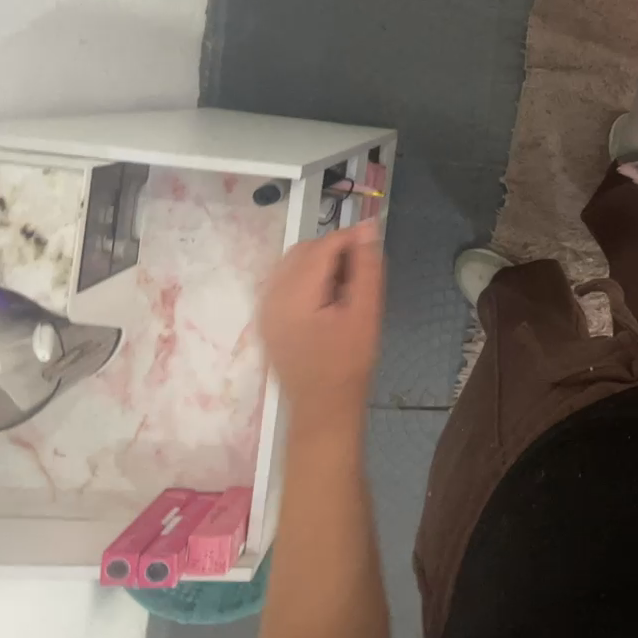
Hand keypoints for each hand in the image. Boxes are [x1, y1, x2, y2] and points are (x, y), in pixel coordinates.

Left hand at [258, 220, 383, 427]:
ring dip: (320, 263)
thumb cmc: (349, 362)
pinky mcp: (265, 319)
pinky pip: (284, 282)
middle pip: (302, 250)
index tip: (374, 244)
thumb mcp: (366, 312)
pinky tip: (326, 299)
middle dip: (333, 250)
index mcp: (294, 294)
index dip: (349, 238)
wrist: (322, 408)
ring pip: (291, 264)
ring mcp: (263, 309)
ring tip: (345, 285)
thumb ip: (367, 267)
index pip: (321, 246)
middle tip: (361, 271)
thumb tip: (367, 229)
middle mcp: (270, 296)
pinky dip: (306, 279)